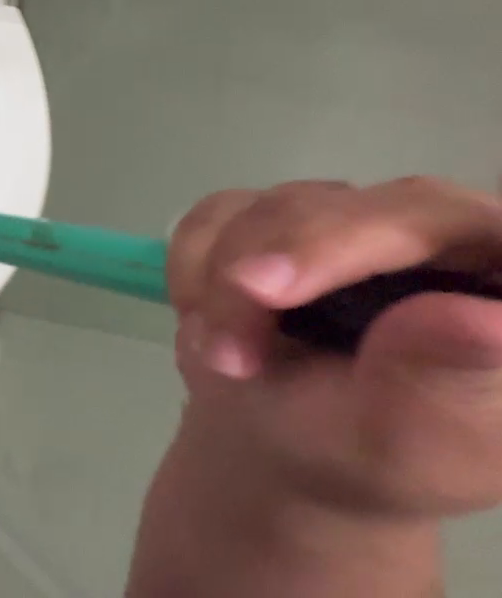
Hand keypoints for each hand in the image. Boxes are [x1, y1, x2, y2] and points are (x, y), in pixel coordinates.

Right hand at [169, 177, 501, 520]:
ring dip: (221, 282)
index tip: (269, 290)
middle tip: (224, 344)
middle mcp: (443, 239)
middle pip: (356, 209)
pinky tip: (205, 316)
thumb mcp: (414, 444)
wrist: (283, 442)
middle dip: (270, 273)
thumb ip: (443, 383)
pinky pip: (217, 212)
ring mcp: (351, 218)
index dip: (374, 237)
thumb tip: (481, 322)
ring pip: (271, 209)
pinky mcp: (275, 213)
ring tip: (223, 356)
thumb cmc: (366, 458)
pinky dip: (192, 264)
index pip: (473, 227)